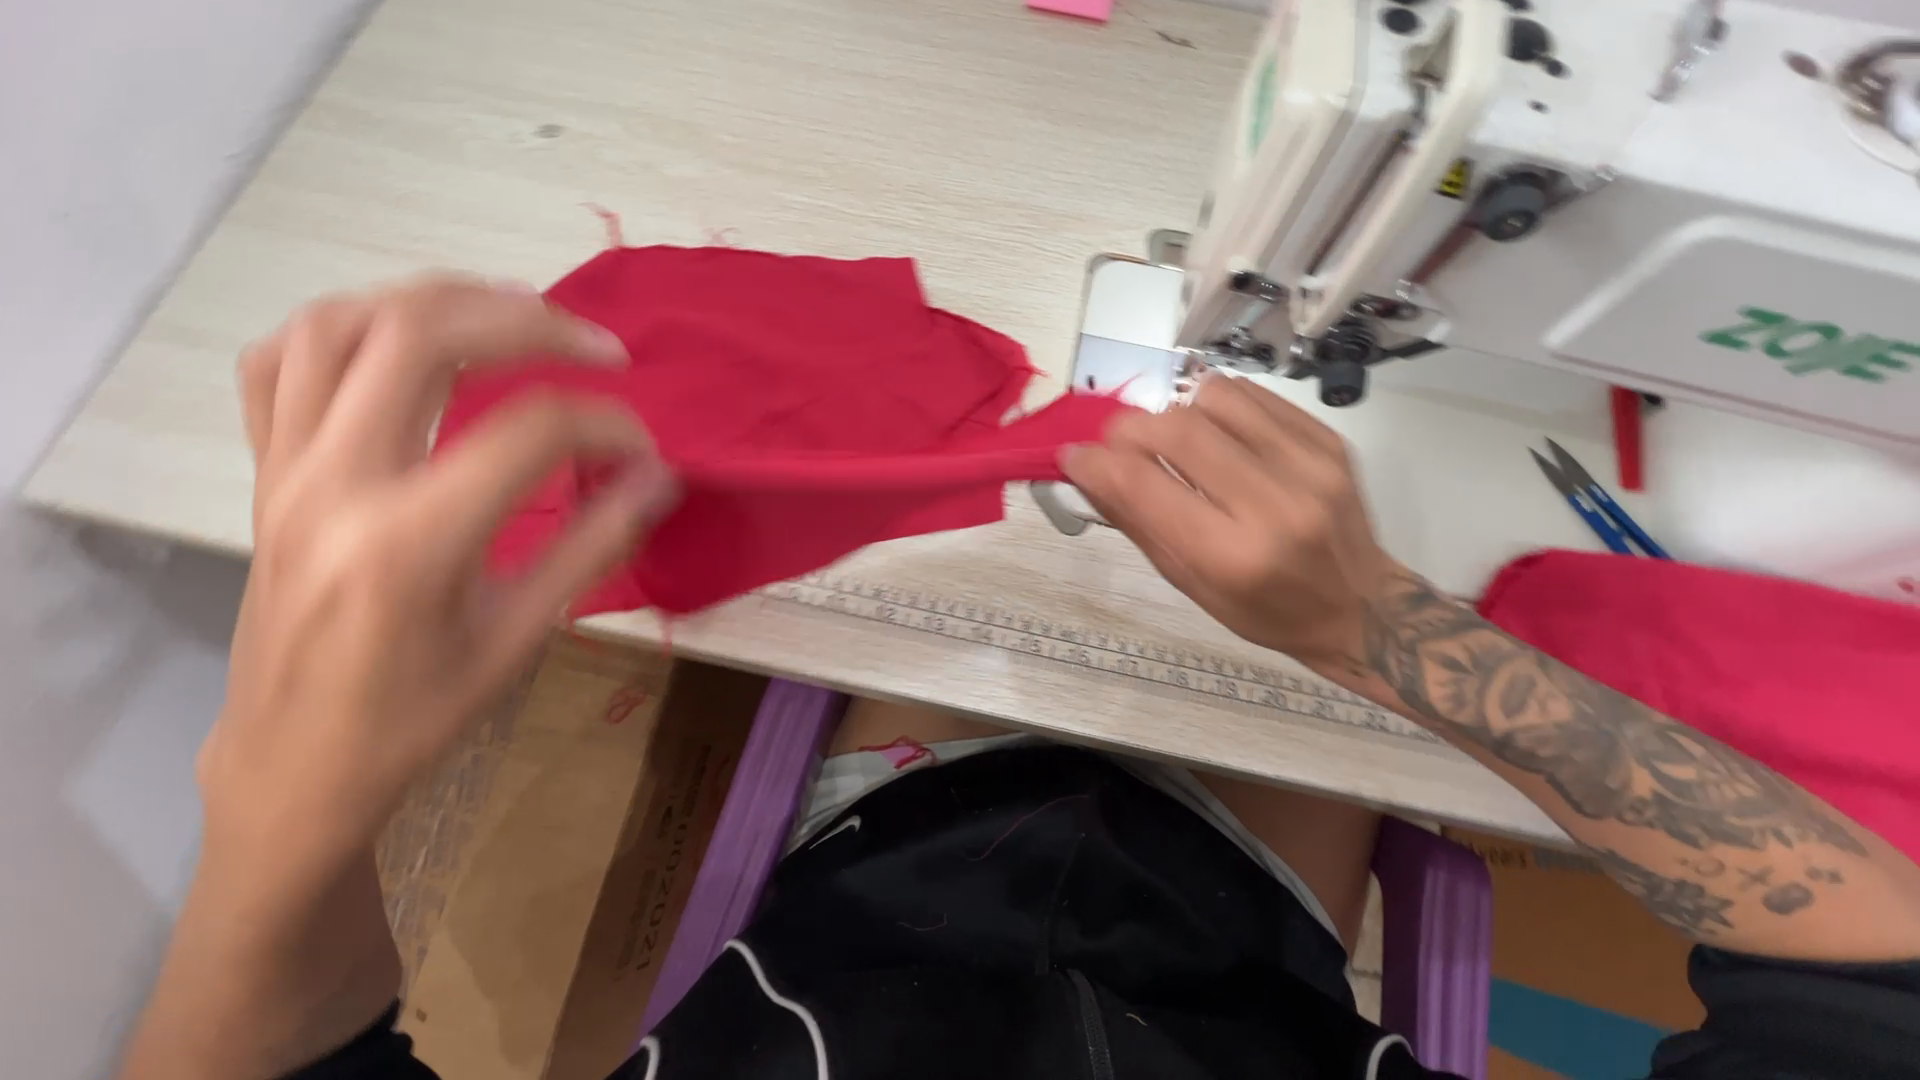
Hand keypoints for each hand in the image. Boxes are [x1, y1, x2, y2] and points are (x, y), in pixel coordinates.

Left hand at [199, 275, 677, 862]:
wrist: (295, 761)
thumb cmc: (419, 713)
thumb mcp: (521, 637)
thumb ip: (595, 547)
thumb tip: (659, 479)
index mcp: (410, 539)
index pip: (528, 432)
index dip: (605, 424)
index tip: (645, 447)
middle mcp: (335, 482)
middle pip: (422, 336)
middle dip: (526, 321)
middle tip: (595, 343)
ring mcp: (285, 469)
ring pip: (341, 323)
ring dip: (436, 302)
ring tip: (511, 316)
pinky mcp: (265, 473)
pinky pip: (281, 361)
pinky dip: (348, 327)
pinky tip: (405, 344)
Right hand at [1062, 375, 1394, 671]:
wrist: (1360, 606)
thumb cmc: (1263, 609)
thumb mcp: (1190, 584)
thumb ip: (1137, 523)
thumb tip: (1086, 471)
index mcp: (1231, 556)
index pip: (1145, 487)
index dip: (1096, 462)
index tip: (1074, 455)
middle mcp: (1273, 505)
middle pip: (1177, 431)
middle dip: (1129, 429)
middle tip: (1116, 443)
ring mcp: (1308, 465)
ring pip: (1213, 398)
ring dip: (1175, 412)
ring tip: (1175, 441)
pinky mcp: (1326, 439)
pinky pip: (1252, 395)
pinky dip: (1216, 406)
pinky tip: (1215, 433)